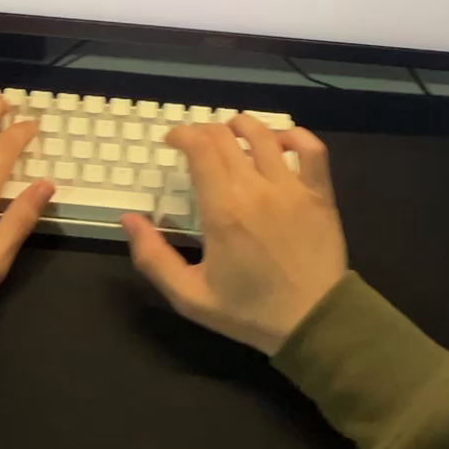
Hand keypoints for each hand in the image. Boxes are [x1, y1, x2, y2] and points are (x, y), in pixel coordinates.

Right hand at [119, 116, 345, 354]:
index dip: (182, 134)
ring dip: (241, 125)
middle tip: (195, 143)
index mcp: (222, 209)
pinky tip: (280, 142)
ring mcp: (292, 187)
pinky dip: (294, 136)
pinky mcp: (319, 193)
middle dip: (204, 131)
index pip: (199, 147)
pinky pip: (310, 148)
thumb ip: (153, 257)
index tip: (172, 141)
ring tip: (230, 133)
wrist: (314, 323)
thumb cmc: (249, 311)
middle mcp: (256, 188)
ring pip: (264, 134)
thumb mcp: (190, 296)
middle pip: (225, 136)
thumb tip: (128, 219)